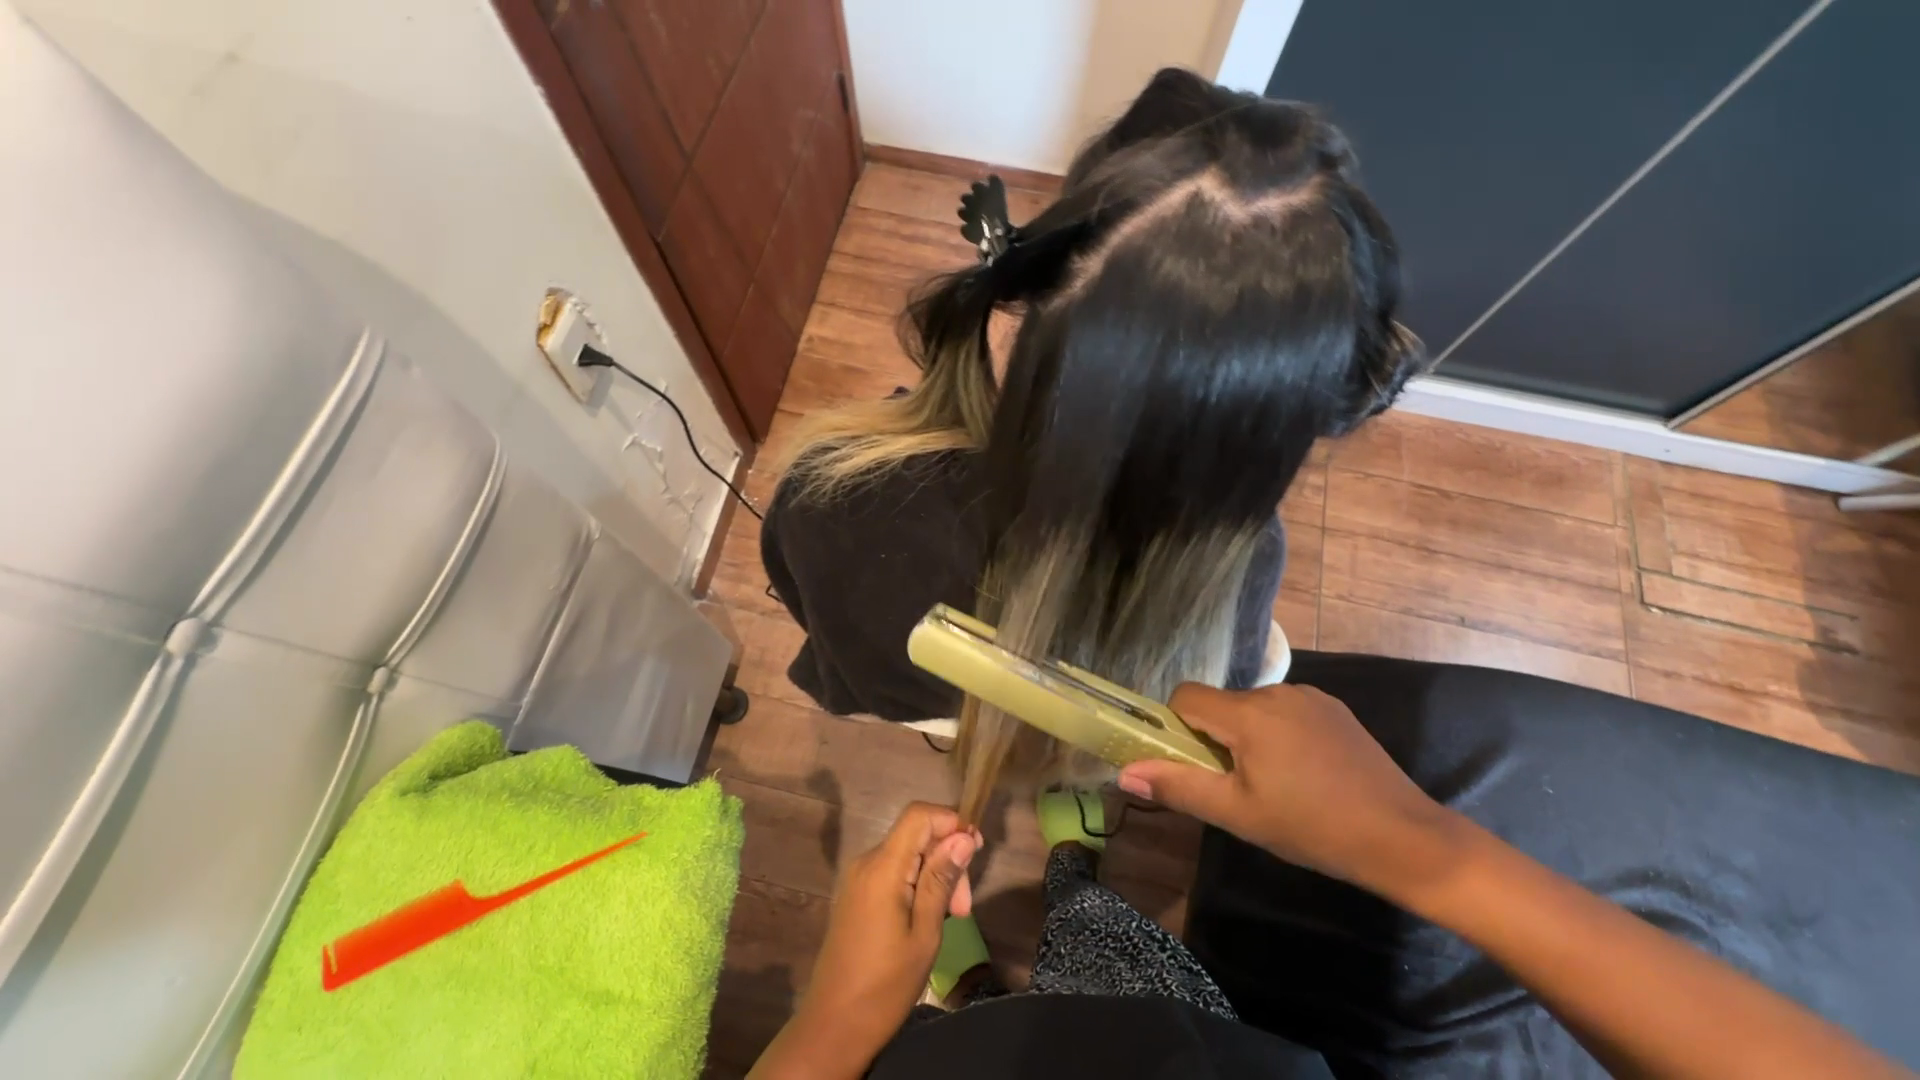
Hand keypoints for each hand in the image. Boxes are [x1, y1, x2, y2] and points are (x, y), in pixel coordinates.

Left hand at [755, 803, 978, 1078]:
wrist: (833, 1026)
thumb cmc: (885, 985)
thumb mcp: (924, 933)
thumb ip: (941, 880)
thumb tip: (964, 836)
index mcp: (882, 867)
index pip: (919, 815)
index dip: (951, 822)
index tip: (975, 854)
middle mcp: (866, 863)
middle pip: (916, 835)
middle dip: (947, 858)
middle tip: (964, 908)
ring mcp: (858, 879)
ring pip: (907, 855)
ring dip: (935, 876)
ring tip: (951, 918)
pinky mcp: (856, 896)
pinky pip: (894, 872)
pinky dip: (917, 885)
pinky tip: (927, 920)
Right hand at [1119, 683, 1463, 899]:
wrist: (1402, 837)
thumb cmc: (1311, 828)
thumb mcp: (1237, 814)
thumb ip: (1178, 787)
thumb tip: (1125, 772)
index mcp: (1248, 714)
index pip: (1185, 696)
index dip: (1175, 727)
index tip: (1190, 765)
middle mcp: (1276, 692)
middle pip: (1221, 705)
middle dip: (1215, 739)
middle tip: (1234, 788)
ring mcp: (1310, 697)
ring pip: (1253, 709)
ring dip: (1248, 738)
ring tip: (1274, 786)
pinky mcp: (1335, 709)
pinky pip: (1286, 712)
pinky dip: (1279, 736)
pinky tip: (1304, 775)